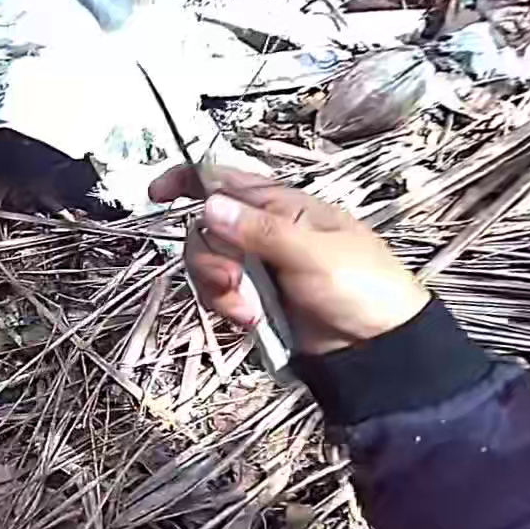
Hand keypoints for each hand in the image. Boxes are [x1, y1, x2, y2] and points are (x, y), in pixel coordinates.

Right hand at [151, 165, 428, 354]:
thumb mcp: (313, 253)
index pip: (226, 181)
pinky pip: (216, 295)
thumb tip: (210, 205)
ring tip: (246, 309)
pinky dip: (226, 308)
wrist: (372, 347)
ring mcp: (254, 266)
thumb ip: (260, 230)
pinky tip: (250, 319)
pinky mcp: (250, 297)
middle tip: (232, 281)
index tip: (157, 194)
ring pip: (206, 266)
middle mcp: (261, 232)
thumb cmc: (361, 287)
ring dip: (218, 289)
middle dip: (209, 259)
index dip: (188, 180)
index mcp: (282, 207)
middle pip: (205, 231)